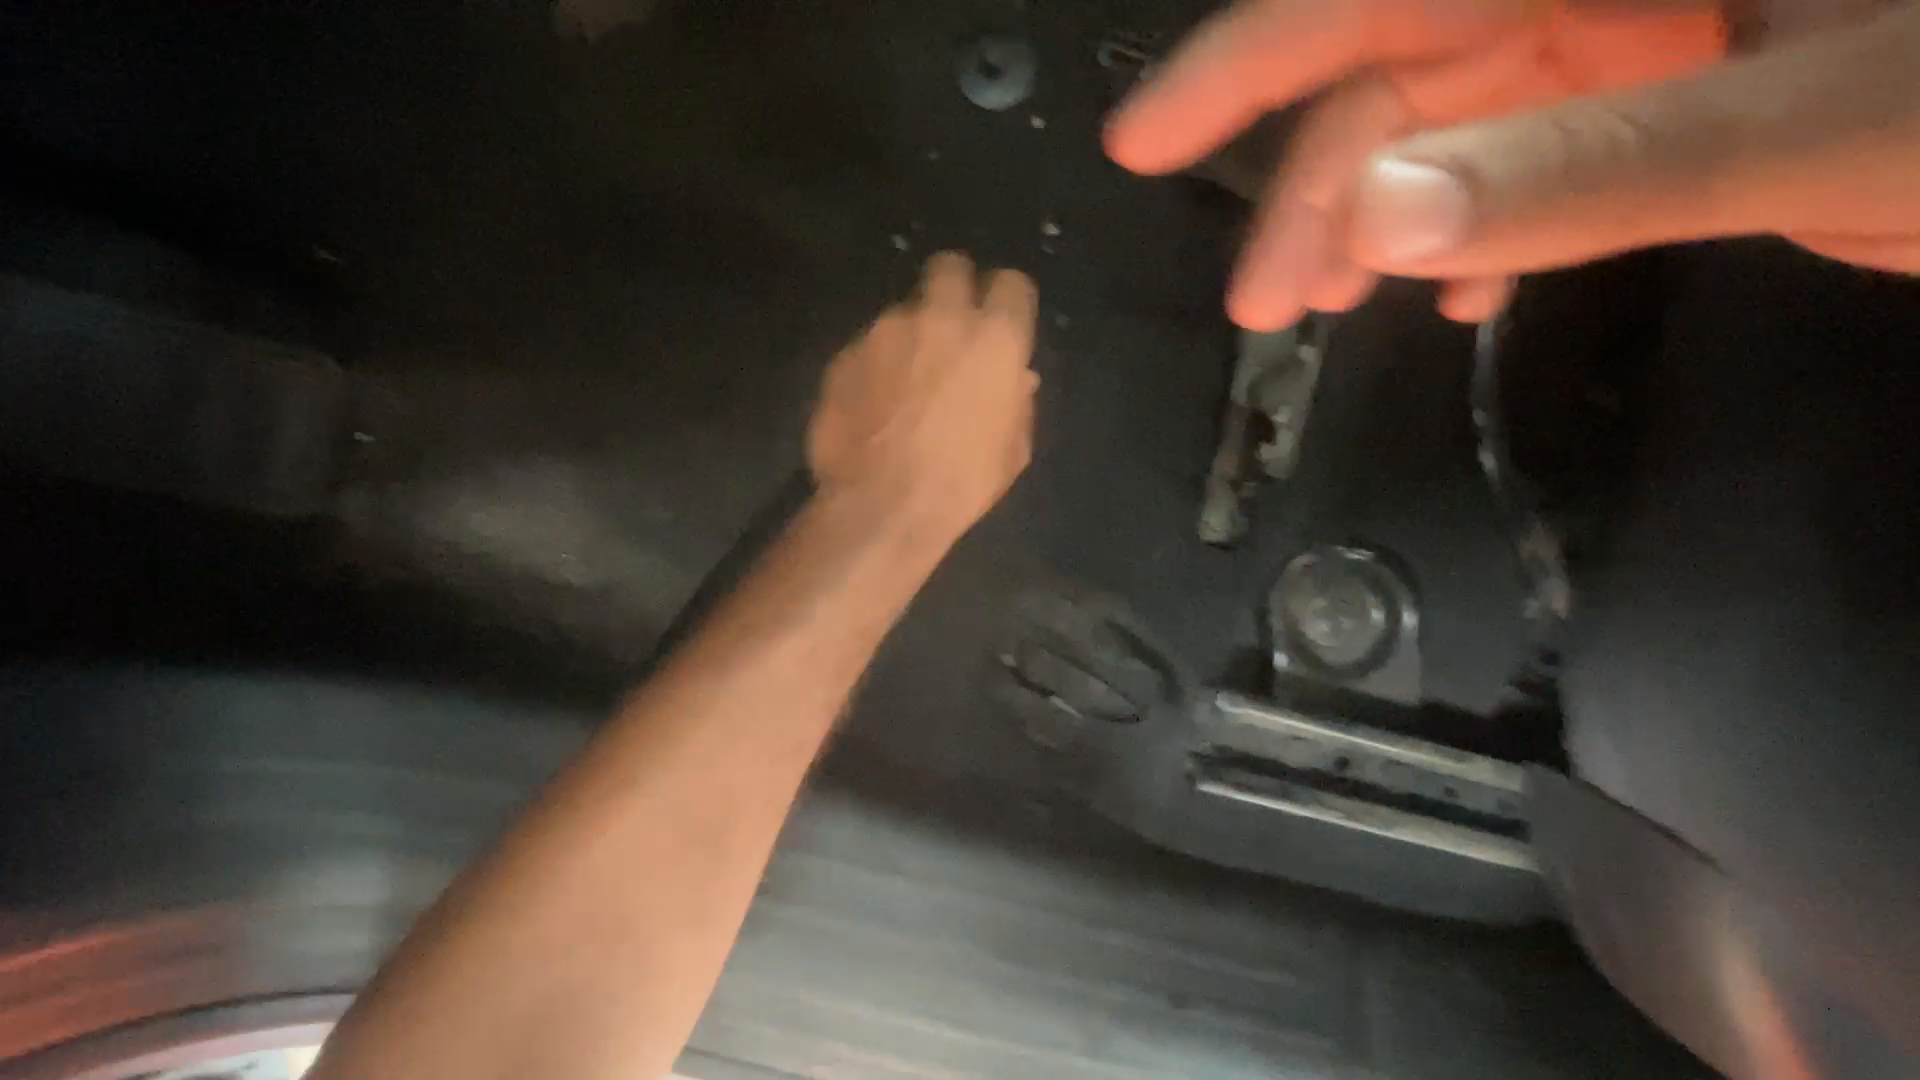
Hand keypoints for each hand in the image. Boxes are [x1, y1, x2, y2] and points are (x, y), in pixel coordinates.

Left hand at [808, 252, 1038, 543]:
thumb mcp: (1012, 450)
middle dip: (954, 288)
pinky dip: (874, 364)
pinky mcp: (845, 353)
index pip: (1012, 284)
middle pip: (950, 268)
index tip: (1001, 322)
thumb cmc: (962, 483)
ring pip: (903, 311)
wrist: (883, 506)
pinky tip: (873, 402)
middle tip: (950, 326)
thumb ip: (1016, 402)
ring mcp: (886, 331)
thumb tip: (1017, 379)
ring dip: (909, 335)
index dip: (1007, 301)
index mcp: (994, 339)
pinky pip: (867, 346)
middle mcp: (941, 318)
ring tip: (904, 380)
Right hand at [1107, 0, 1919, 329]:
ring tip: (1328, 311)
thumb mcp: (1826, 131)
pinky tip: (1462, 295)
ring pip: (1447, 120)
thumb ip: (1591, 169)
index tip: (1139, 140)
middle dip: (1320, 191)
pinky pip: (1520, 149)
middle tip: (1263, 305)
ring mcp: (1637, 21)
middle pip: (1400, 69)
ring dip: (1380, 222)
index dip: (1247, 62)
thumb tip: (1374, 220)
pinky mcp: (1664, 78)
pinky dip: (1476, 225)